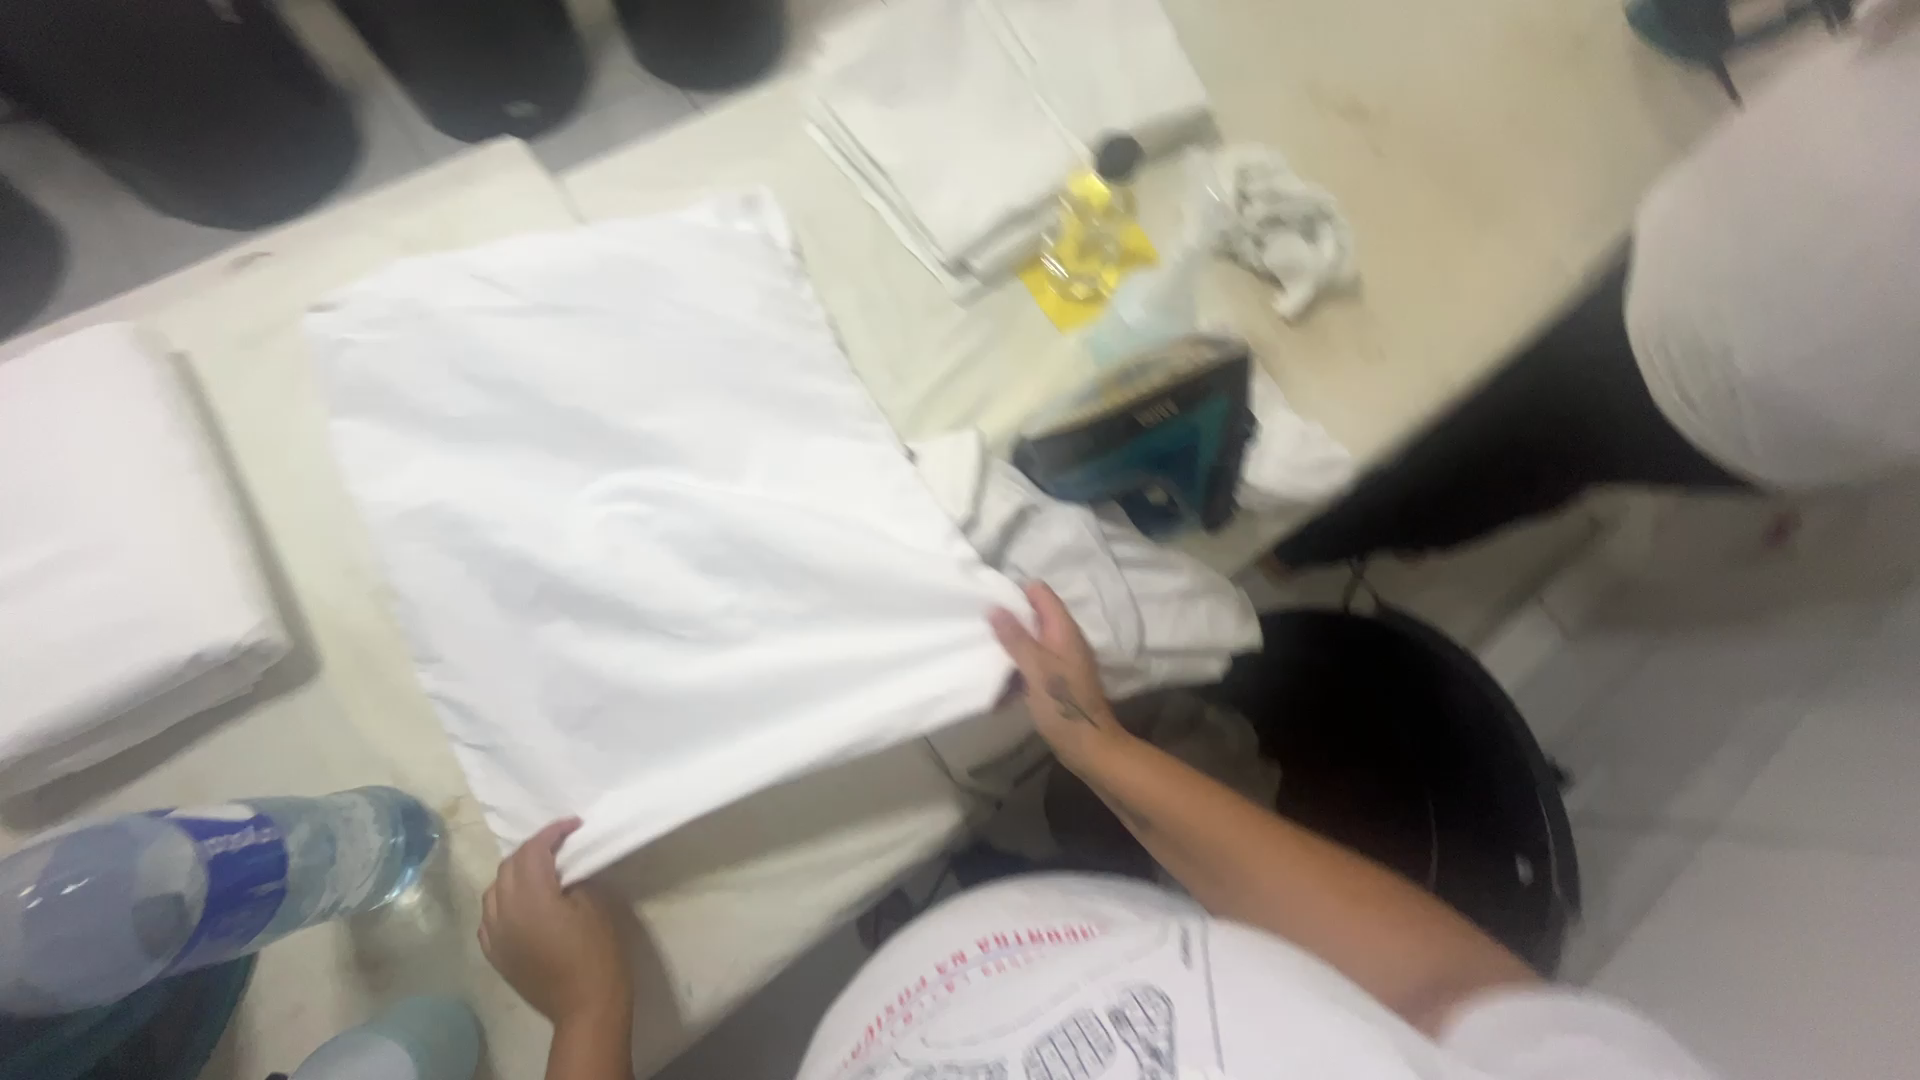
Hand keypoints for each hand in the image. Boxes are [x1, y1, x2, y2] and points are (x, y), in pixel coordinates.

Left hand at [480, 818, 632, 1028]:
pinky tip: (524, 901)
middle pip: (509, 866)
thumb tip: (563, 867)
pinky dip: (504, 899)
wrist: (585, 1003)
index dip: (553, 831)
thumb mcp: (593, 903)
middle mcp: (503, 913)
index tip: (575, 824)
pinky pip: (489, 916)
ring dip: (516, 872)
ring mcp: (493, 936)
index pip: (533, 851)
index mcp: (531, 898)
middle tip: (562, 842)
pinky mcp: (494, 953)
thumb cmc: (597, 950)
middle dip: (534, 848)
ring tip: (542, 868)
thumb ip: (572, 878)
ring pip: (494, 889)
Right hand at [989, 582, 1131, 772]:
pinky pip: (1030, 666)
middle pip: (1033, 616)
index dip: (1015, 591)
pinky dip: (1014, 670)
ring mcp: (1060, 662)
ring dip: (1008, 646)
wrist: (1089, 747)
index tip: (987, 598)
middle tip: (976, 624)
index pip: (1040, 593)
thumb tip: (994, 607)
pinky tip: (995, 683)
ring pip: (1029, 642)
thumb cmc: (1064, 705)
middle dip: (1007, 619)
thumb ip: (1016, 638)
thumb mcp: (1036, 669)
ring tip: (979, 649)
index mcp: (1063, 630)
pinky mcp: (1054, 682)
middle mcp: (1064, 640)